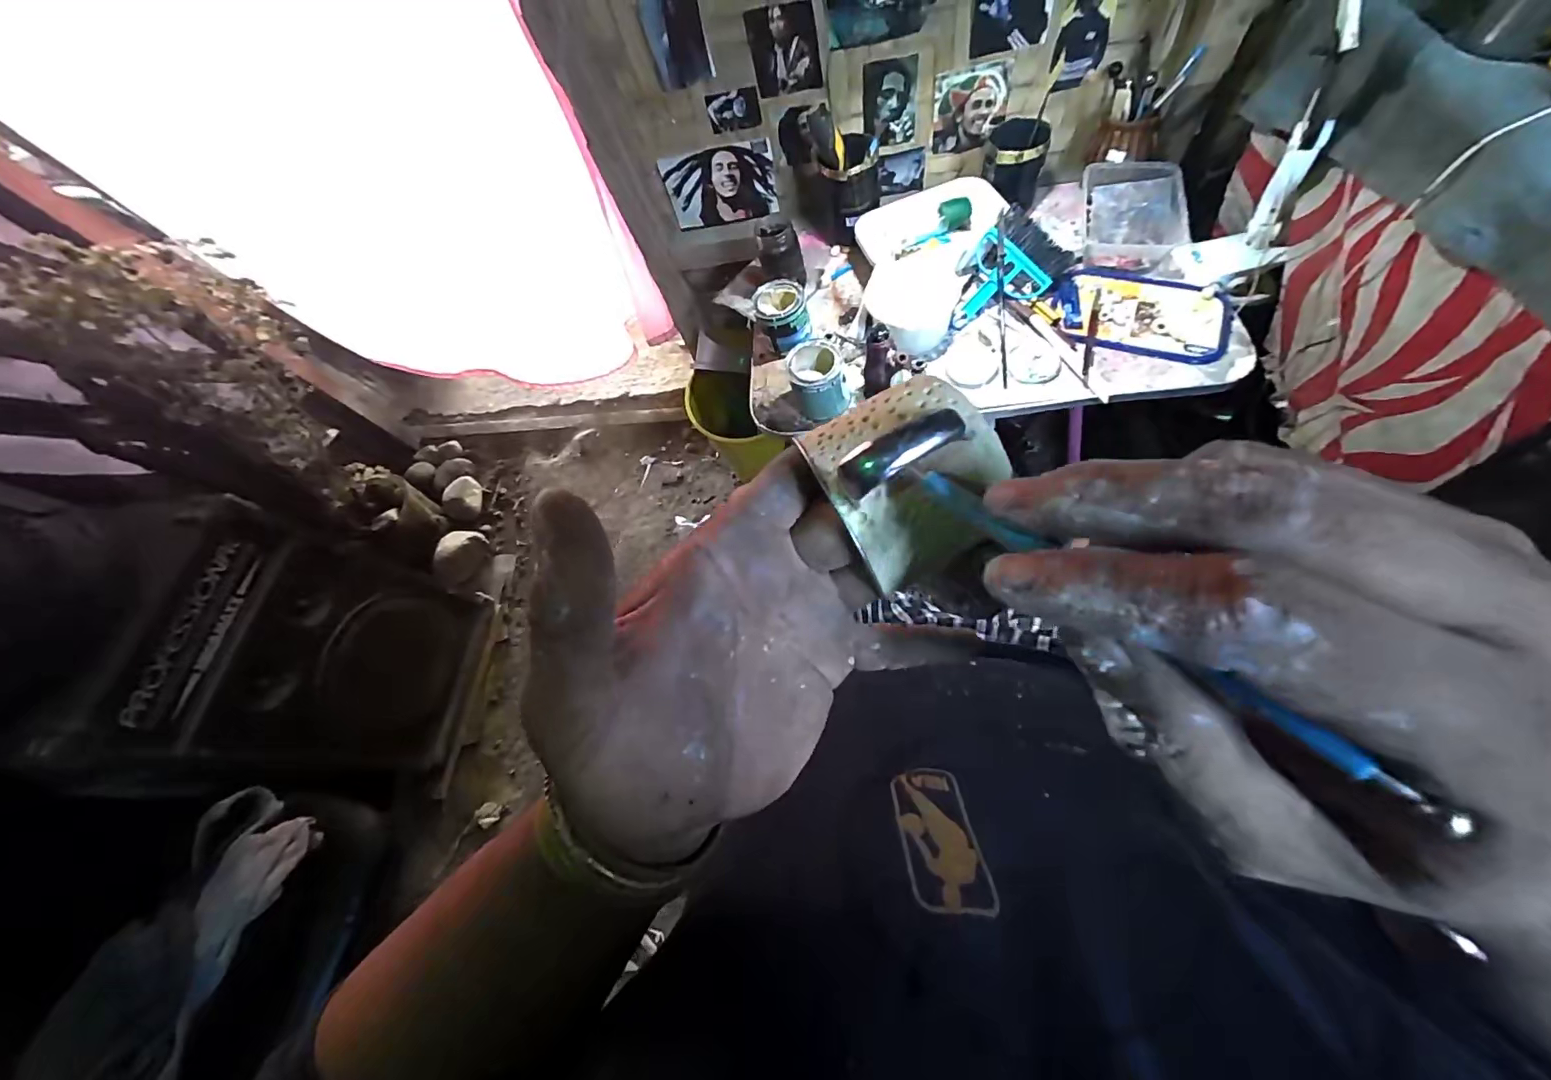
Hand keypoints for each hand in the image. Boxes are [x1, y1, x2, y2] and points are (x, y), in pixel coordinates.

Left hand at [522, 454, 972, 866]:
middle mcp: (770, 573)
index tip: (907, 429)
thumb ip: (574, 593)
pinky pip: (889, 636)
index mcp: (721, 555)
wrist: (643, 807)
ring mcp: (804, 618)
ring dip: (925, 539)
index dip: (839, 450)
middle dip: (903, 485)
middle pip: (847, 510)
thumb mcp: (574, 669)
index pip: (787, 480)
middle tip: (979, 468)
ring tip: (998, 522)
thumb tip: (552, 498)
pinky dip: (930, 626)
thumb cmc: (602, 735)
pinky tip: (985, 620)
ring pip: (875, 559)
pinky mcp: (827, 668)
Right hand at [979, 441, 1550, 930]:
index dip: (1117, 586)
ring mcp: (1498, 548)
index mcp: (1504, 735)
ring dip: (1138, 481)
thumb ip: (1178, 738)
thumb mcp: (1278, 841)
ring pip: (1280, 478)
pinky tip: (1122, 505)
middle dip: (1114, 500)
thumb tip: (1078, 626)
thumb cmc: (1413, 861)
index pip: (1265, 616)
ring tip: (1044, 499)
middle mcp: (1526, 613)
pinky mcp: (1454, 518)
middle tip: (1009, 506)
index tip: (1012, 579)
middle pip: (1275, 513)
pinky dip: (1185, 484)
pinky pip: (1295, 475)